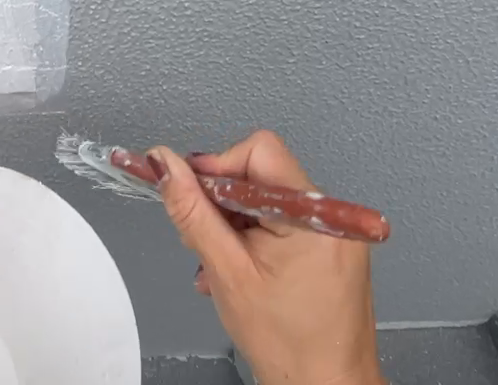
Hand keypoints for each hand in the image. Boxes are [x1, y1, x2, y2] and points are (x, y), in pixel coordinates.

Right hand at [148, 133, 384, 384]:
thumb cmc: (289, 346)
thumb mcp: (225, 271)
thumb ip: (191, 210)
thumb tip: (165, 163)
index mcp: (313, 216)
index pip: (257, 151)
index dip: (217, 166)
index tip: (190, 191)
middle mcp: (331, 216)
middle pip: (259, 173)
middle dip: (221, 200)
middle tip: (205, 236)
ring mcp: (332, 232)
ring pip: (264, 196)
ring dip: (232, 221)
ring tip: (222, 260)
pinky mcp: (329, 247)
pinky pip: (279, 218)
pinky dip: (251, 234)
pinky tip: (238, 265)